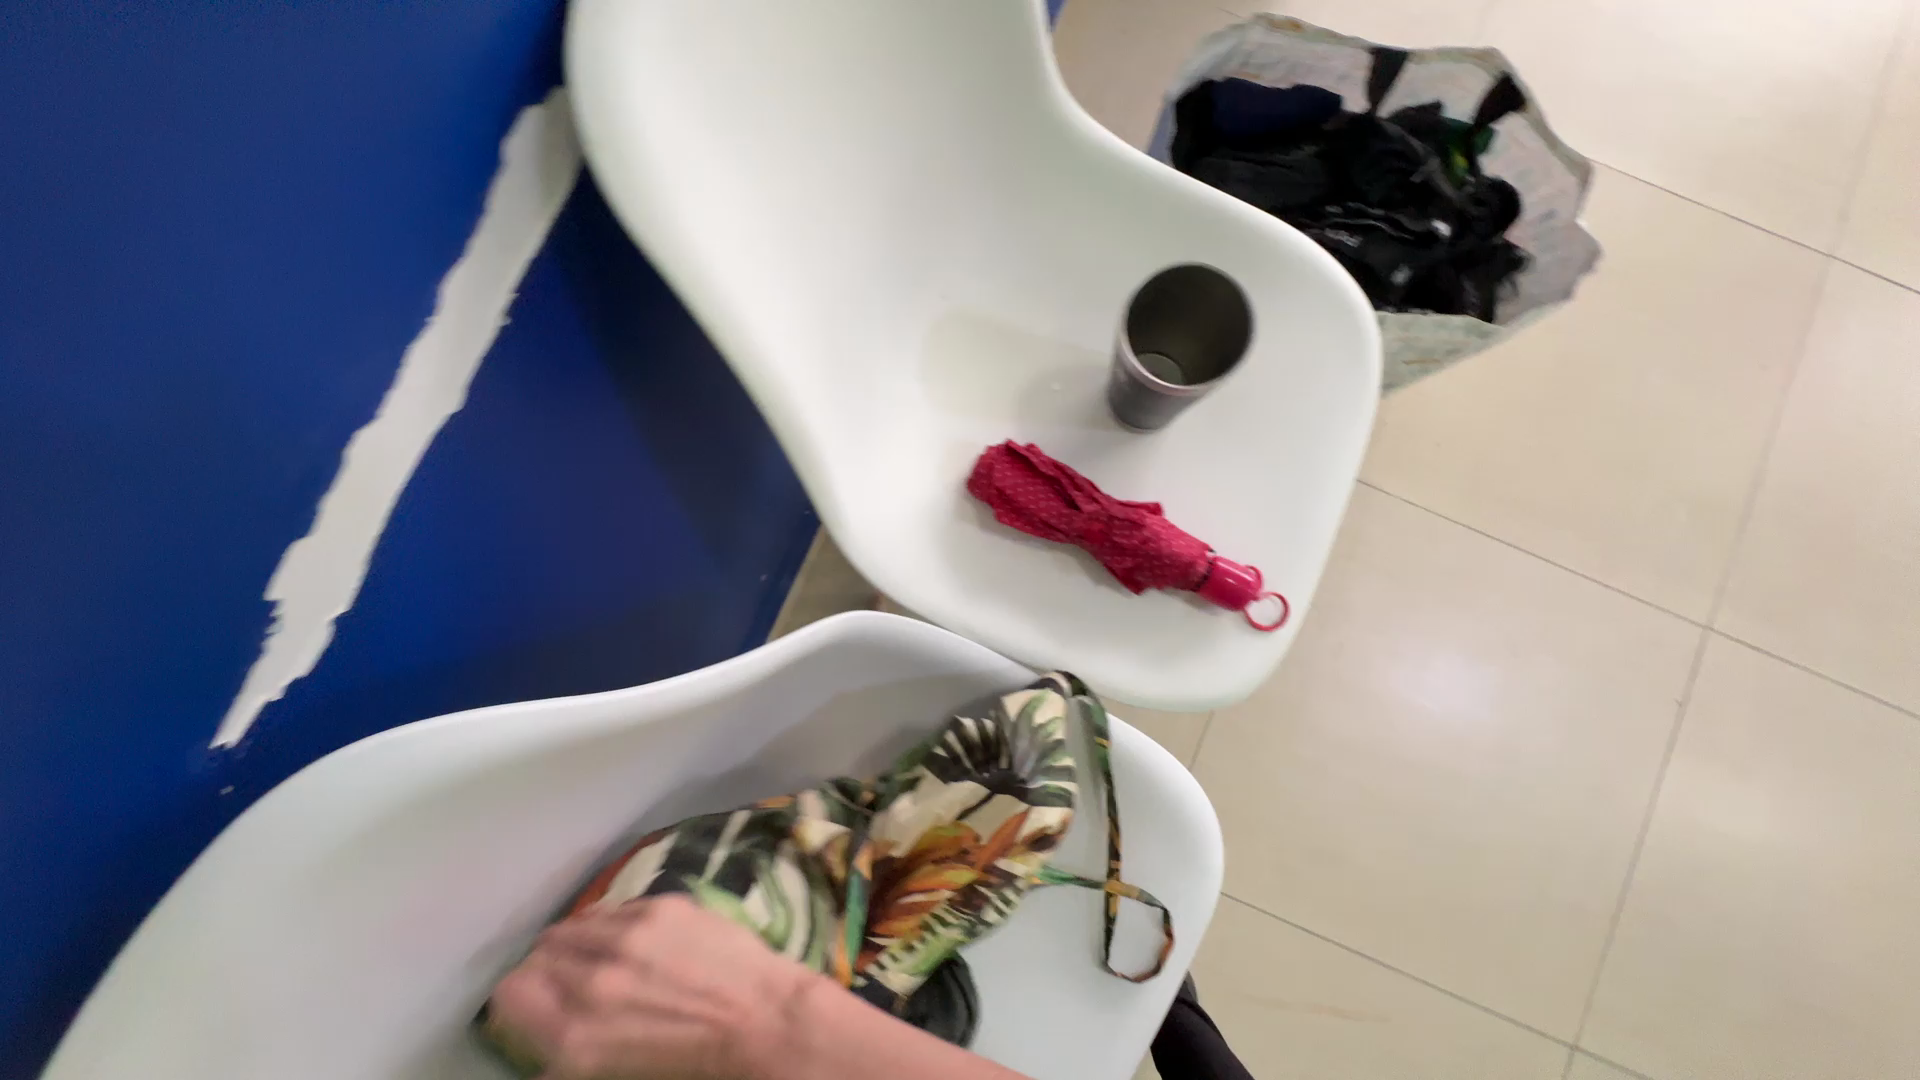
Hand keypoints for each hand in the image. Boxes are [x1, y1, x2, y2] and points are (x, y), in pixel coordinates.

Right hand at [486, 894, 813, 1079]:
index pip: (507, 995)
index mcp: (571, 1035)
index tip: (537, 1001)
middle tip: (573, 978)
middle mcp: (591, 979)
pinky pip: (616, 907)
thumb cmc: (687, 1061)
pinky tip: (636, 938)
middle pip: (538, 953)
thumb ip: (562, 1054)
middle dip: (549, 966)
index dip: (520, 998)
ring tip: (602, 953)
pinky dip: (615, 922)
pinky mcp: (662, 906)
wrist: (759, 1019)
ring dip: (580, 939)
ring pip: (575, 923)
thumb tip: (540, 1043)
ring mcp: (628, 935)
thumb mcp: (606, 1071)